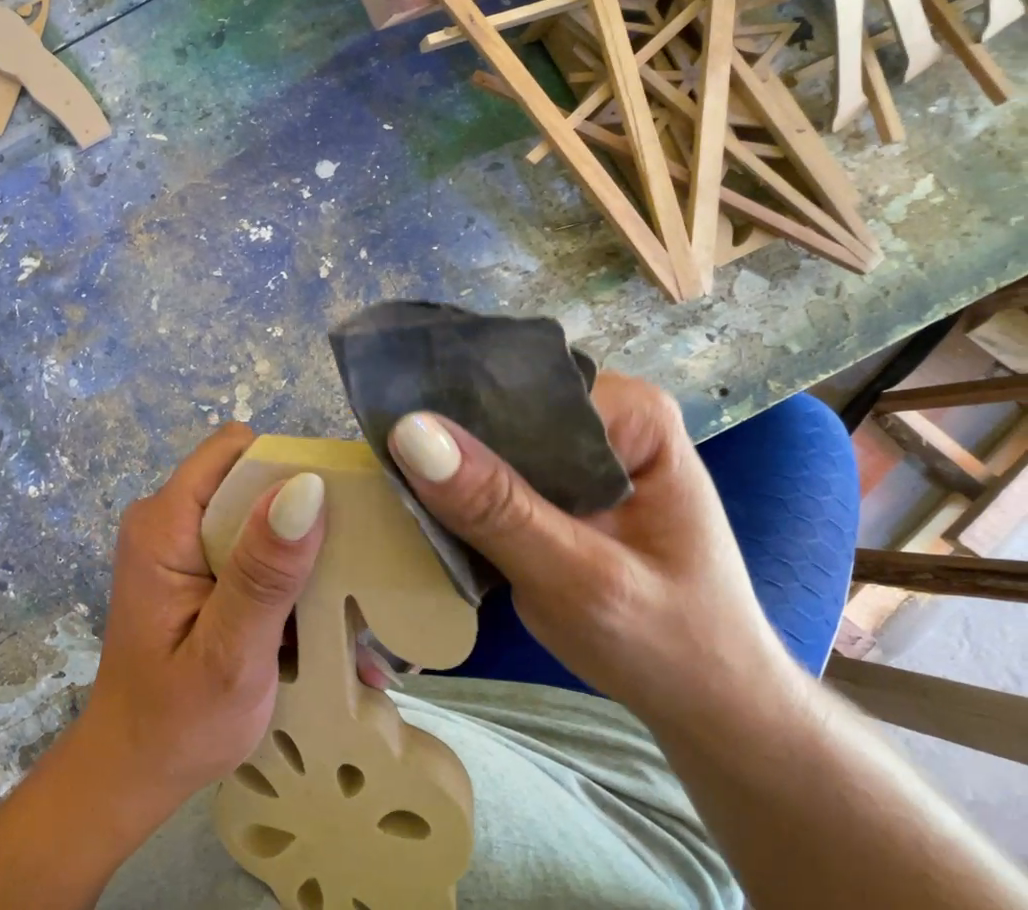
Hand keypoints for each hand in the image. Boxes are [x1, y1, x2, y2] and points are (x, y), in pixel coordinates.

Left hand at [73, 423, 327, 812]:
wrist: (137, 768)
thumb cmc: (177, 721)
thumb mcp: (231, 652)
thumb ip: (264, 572)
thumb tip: (307, 486)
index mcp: (164, 525)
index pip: (234, 452)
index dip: (291, 469)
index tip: (347, 512)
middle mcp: (170, 523)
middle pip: (254, 487)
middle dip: (311, 526)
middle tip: (365, 578)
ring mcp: (185, 550)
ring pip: (263, 527)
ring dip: (310, 570)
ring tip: (360, 624)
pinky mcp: (201, 577)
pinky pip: (256, 562)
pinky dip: (293, 594)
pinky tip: (333, 643)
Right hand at [386, 372, 797, 722]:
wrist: (707, 705)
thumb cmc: (668, 646)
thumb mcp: (576, 581)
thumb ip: (498, 510)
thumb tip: (410, 432)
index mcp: (634, 419)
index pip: (518, 387)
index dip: (453, 411)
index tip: (391, 444)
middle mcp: (604, 419)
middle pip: (495, 407)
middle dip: (441, 444)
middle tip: (384, 478)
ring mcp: (577, 454)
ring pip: (483, 441)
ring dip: (440, 472)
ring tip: (394, 497)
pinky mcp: (555, 488)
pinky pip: (486, 473)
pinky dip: (453, 496)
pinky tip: (425, 516)